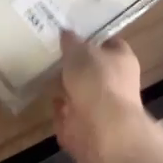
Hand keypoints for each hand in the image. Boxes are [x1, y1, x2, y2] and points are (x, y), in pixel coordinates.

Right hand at [52, 32, 151, 162]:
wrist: (101, 129)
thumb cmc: (96, 81)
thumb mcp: (79, 51)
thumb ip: (71, 41)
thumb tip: (66, 33)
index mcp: (121, 59)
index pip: (109, 42)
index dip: (92, 38)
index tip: (71, 32)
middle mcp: (113, 82)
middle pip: (91, 67)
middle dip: (73, 63)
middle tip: (50, 51)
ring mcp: (99, 105)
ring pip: (78, 90)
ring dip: (63, 85)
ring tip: (41, 71)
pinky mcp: (84, 125)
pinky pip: (67, 111)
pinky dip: (57, 107)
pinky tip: (44, 96)